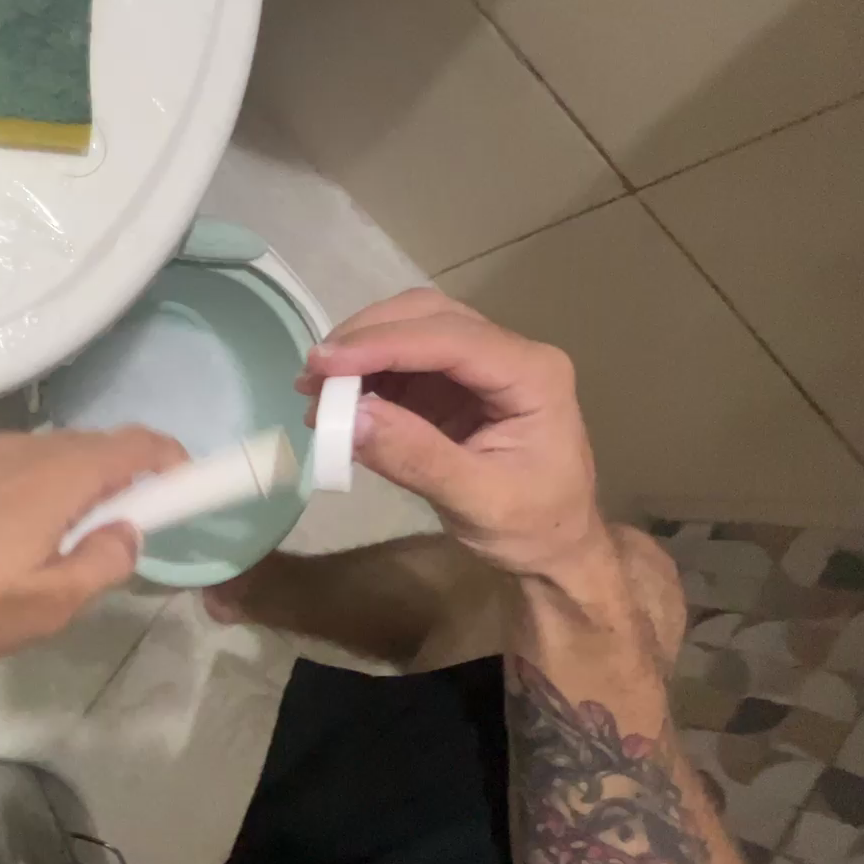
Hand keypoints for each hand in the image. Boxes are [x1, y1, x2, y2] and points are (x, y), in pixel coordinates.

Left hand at [0, 428, 186, 702]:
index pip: (136, 445)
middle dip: (119, 481)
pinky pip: (3, 469)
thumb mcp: (46, 604)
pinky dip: (25, 491)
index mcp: (57, 475)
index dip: (171, 460)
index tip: (187, 483)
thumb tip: (126, 532)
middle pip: (90, 449)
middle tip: (118, 531)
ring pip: (43, 459)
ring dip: (69, 489)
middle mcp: (20, 448)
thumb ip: (102, 563)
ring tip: (53, 545)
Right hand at [299, 289, 604, 576]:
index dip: (383, 345)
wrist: (552, 546)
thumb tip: (350, 420)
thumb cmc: (529, 527)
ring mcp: (479, 367)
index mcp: (531, 375)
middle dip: (365, 337)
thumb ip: (416, 458)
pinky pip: (401, 363)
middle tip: (311, 373)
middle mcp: (508, 356)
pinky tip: (335, 400)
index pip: (451, 339)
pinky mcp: (452, 385)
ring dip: (359, 351)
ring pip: (411, 329)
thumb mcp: (477, 501)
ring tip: (313, 389)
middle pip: (429, 316)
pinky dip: (364, 374)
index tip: (324, 365)